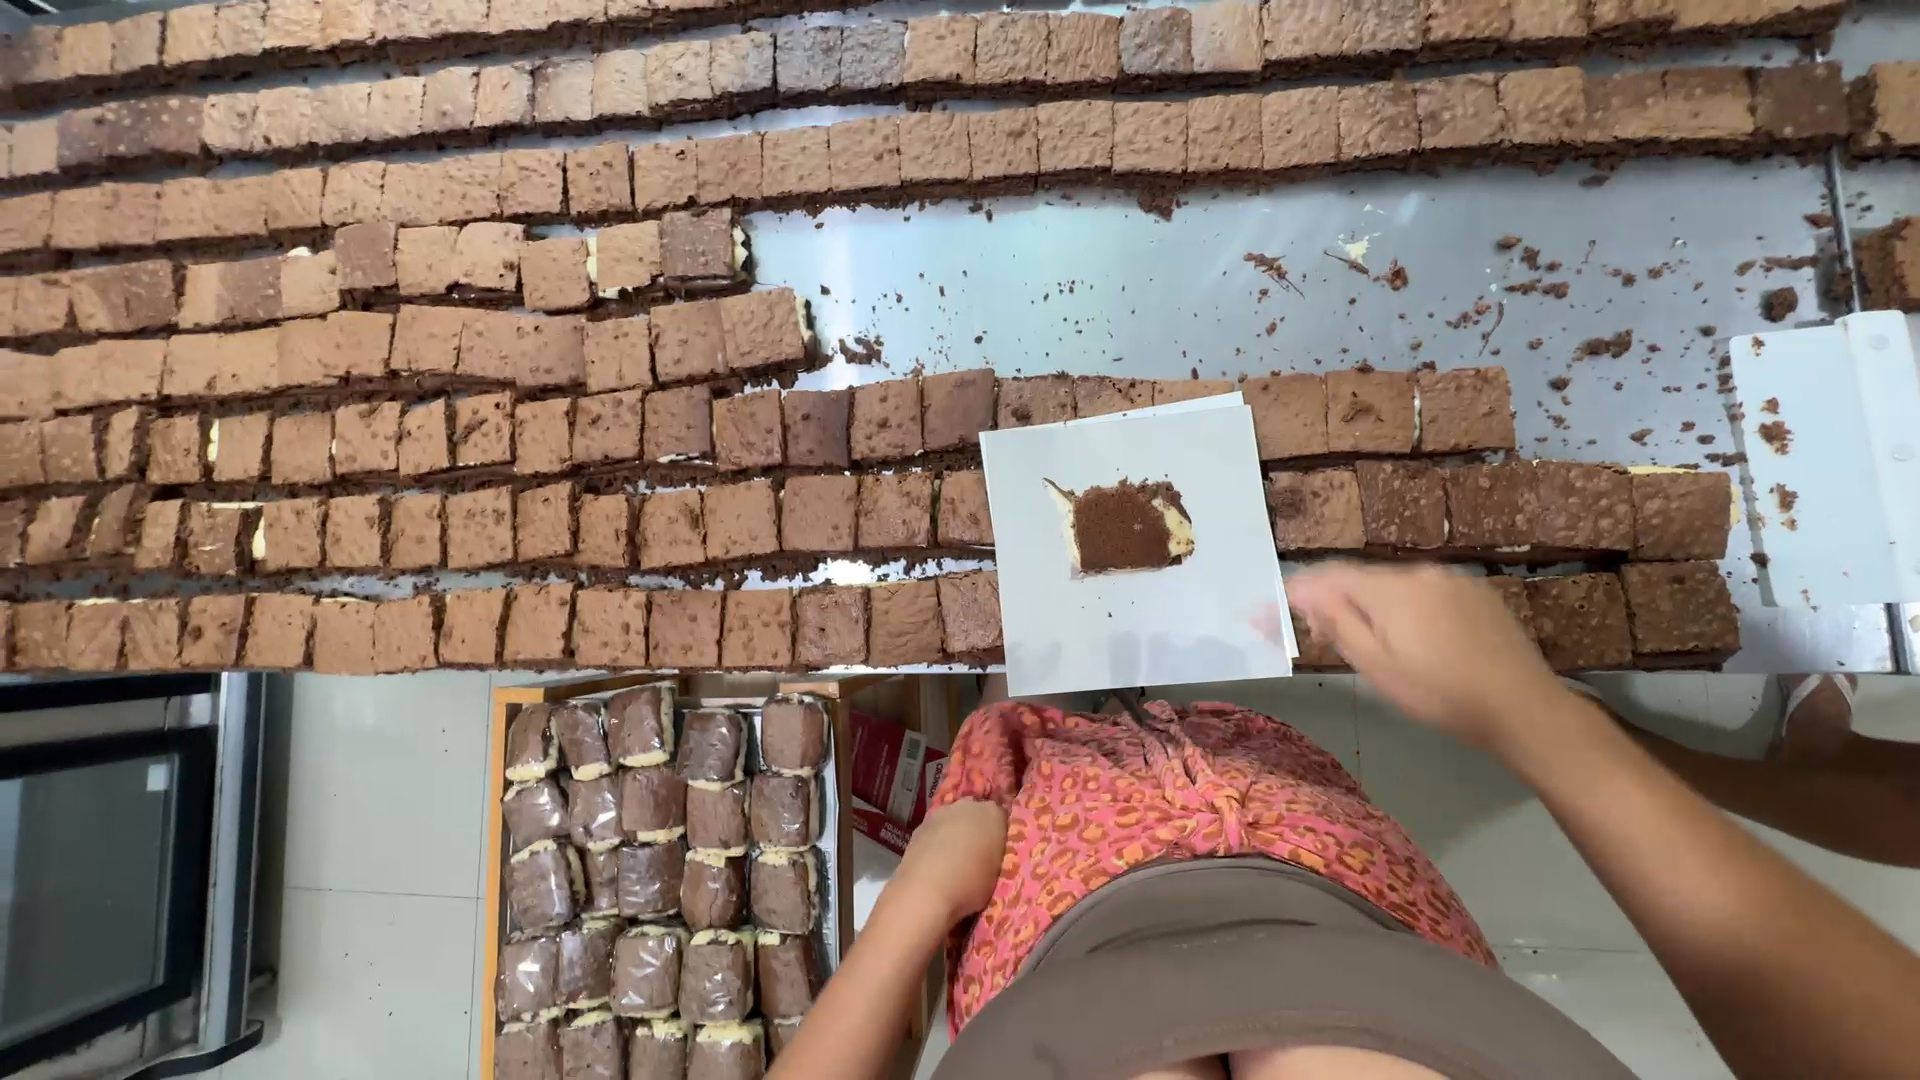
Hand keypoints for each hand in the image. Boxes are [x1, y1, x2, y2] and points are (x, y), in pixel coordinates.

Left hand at [893, 799, 1007, 926]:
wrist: (924, 891)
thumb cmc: (970, 885)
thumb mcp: (999, 873)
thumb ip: (999, 854)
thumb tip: (994, 852)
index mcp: (994, 814)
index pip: (1004, 816)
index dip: (1001, 834)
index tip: (1000, 851)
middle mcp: (969, 805)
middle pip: (978, 813)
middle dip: (978, 829)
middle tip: (979, 854)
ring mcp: (942, 812)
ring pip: (955, 820)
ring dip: (956, 833)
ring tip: (955, 860)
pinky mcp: (920, 824)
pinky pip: (936, 830)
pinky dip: (938, 841)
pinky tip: (936, 862)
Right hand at [1287, 563, 1578, 756]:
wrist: (1524, 710)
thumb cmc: (1439, 695)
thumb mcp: (1375, 666)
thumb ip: (1336, 621)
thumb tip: (1301, 589)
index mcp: (1391, 588)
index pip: (1329, 575)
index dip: (1299, 591)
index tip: (1278, 612)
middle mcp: (1420, 572)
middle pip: (1361, 578)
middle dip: (1336, 600)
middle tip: (1324, 637)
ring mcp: (1453, 580)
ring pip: (1393, 585)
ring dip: (1370, 605)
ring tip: (1369, 641)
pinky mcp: (1476, 594)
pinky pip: (1423, 592)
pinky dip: (1404, 607)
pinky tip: (1412, 638)